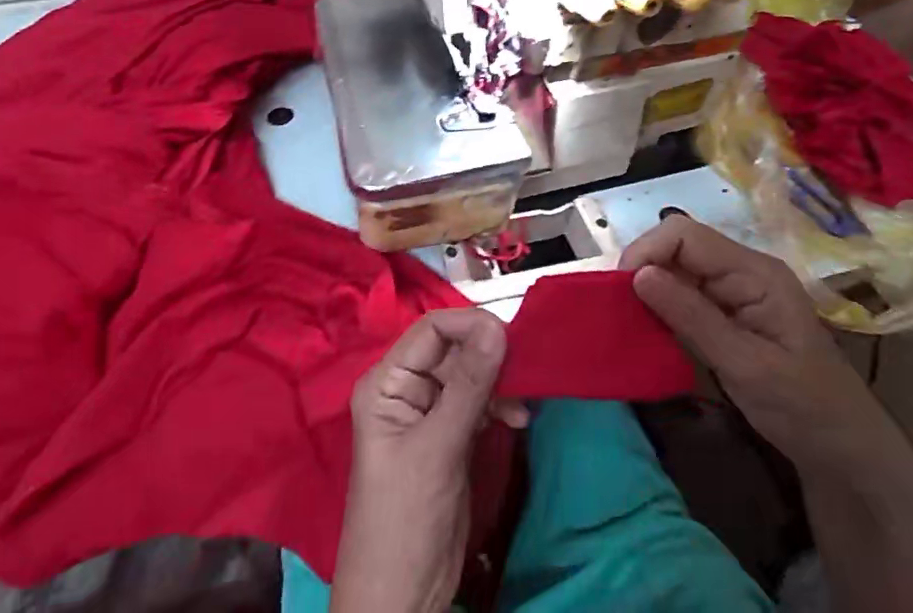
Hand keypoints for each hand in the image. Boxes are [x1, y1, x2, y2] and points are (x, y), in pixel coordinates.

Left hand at [332, 309, 526, 612]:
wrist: (401, 596)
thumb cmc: (405, 518)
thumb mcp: (438, 448)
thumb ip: (469, 385)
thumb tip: (498, 327)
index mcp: (387, 382)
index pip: (432, 329)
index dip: (471, 325)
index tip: (511, 338)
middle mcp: (406, 389)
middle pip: (454, 348)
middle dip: (490, 355)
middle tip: (525, 370)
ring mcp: (429, 413)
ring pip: (471, 374)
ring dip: (500, 382)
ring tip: (522, 403)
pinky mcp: (450, 435)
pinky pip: (480, 401)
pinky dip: (500, 405)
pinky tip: (518, 419)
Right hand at [619, 215, 876, 468]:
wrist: (843, 447)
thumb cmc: (803, 406)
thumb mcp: (745, 365)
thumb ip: (692, 317)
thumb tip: (638, 275)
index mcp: (755, 272)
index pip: (687, 235)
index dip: (647, 251)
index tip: (620, 289)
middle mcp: (742, 271)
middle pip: (679, 247)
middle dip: (643, 269)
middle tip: (617, 309)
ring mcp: (735, 291)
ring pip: (677, 270)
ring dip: (649, 289)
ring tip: (625, 319)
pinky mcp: (728, 312)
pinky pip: (684, 295)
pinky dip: (661, 307)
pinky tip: (647, 329)